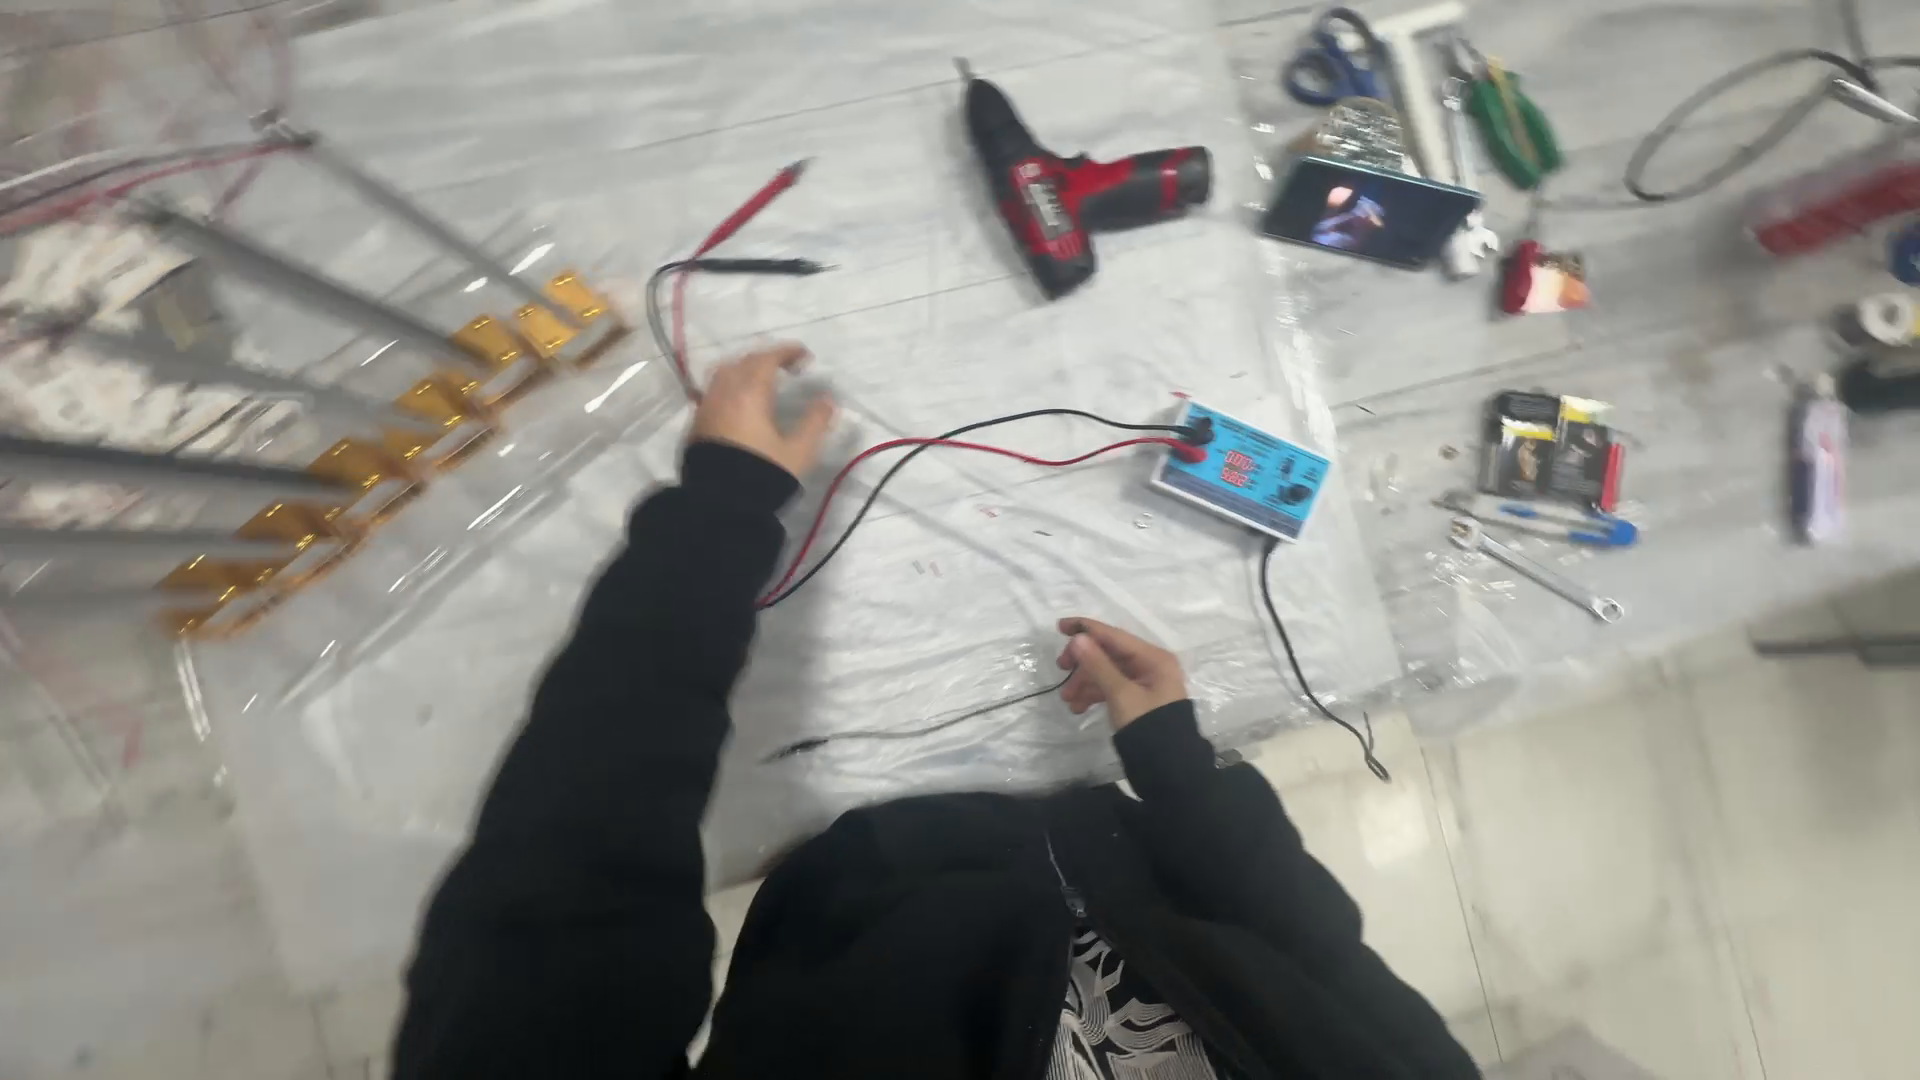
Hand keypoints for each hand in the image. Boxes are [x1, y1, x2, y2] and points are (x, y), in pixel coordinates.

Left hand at [690, 343, 835, 478]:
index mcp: (750, 393)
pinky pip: (714, 392)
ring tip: (761, 380)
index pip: (767, 359)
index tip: (805, 355)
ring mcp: (706, 408)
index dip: (787, 352)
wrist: (720, 504)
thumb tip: (828, 400)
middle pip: (744, 362)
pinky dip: (731, 387)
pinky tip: (741, 403)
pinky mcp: (697, 424)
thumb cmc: (763, 474)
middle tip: (786, 366)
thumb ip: (815, 423)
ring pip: (724, 374)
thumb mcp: (798, 452)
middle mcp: (724, 393)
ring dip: (745, 369)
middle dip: (766, 358)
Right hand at [1055, 617, 1187, 730]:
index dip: (1086, 629)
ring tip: (1068, 700)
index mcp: (1153, 658)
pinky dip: (1094, 694)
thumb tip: (1078, 638)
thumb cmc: (1148, 726)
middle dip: (1083, 662)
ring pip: (1106, 672)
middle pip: (1108, 653)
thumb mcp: (1121, 694)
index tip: (1059, 626)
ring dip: (1085, 682)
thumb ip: (1098, 664)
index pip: (1114, 635)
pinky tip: (1078, 707)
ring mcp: (1144, 683)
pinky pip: (1111, 688)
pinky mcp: (1137, 699)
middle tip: (1061, 668)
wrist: (1169, 769)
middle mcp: (1150, 665)